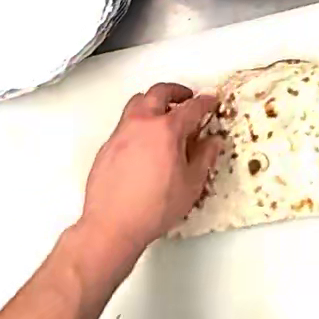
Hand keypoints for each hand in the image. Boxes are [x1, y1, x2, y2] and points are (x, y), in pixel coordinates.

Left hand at [77, 82, 221, 263]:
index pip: (192, 106)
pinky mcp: (107, 145)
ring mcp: (122, 132)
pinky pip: (125, 122)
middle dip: (177, 92)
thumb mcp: (191, 184)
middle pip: (160, 92)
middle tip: (187, 98)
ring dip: (154, 101)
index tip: (211, 101)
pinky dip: (138, 121)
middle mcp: (142, 123)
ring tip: (163, 113)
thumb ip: (205, 157)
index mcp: (167, 129)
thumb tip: (212, 142)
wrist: (111, 227)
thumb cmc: (153, 208)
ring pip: (138, 102)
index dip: (205, 102)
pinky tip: (144, 139)